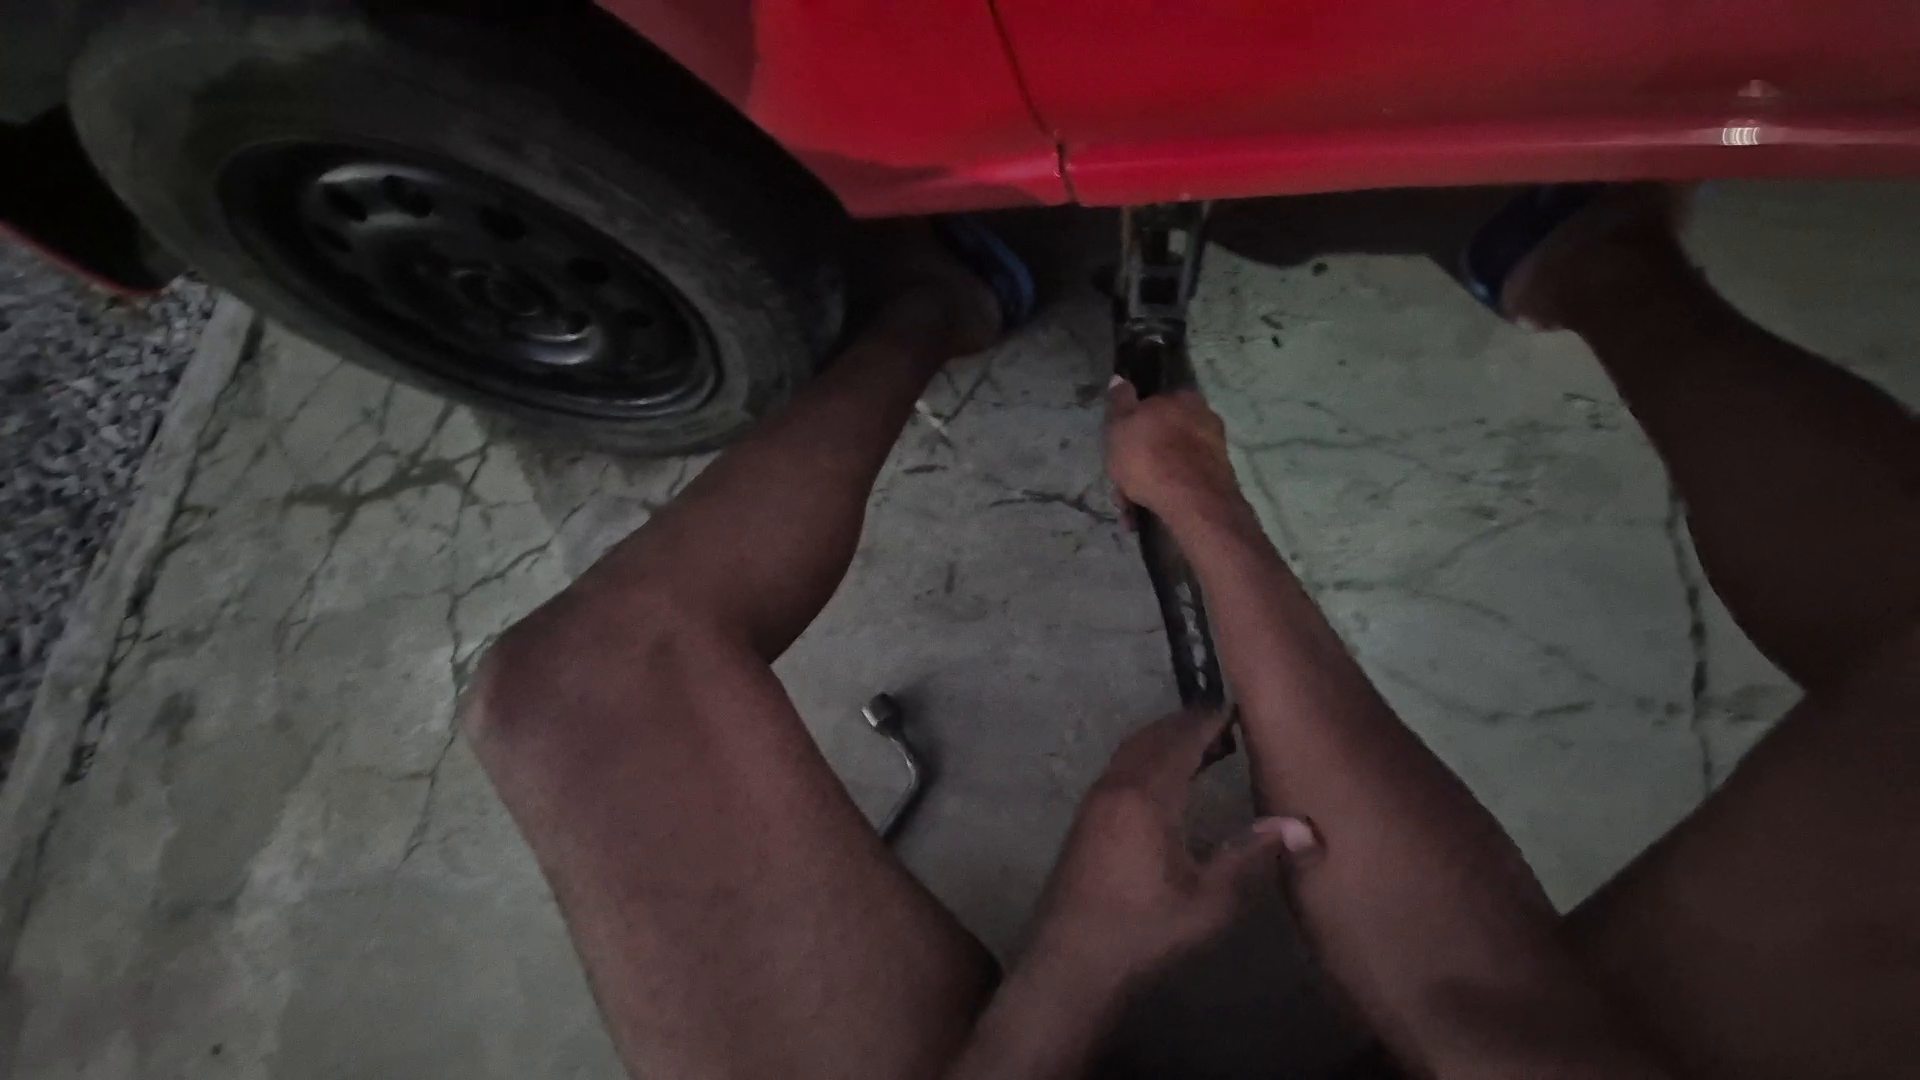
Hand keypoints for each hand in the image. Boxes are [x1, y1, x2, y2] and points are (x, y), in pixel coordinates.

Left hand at [1031, 709, 1317, 981]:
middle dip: (1187, 725)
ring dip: (1164, 739)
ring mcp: (1096, 798)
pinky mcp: (1087, 814)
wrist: (1073, 956)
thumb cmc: (1145, 929)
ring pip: (1132, 749)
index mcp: (1145, 797)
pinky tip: (1165, 778)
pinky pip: (1121, 766)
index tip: (1234, 709)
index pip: (1179, 741)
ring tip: (1203, 747)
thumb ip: (1251, 856)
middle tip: (1225, 725)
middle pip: (1153, 737)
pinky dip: (1146, 755)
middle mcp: (1116, 785)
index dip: (1207, 722)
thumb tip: (1302, 827)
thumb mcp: (1208, 902)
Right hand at [1105, 379, 1244, 520]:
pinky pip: (1182, 482)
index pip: (1152, 406)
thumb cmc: (1149, 457)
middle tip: (1122, 485)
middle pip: (1162, 438)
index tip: (1119, 450)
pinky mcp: (1216, 477)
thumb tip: (1119, 379)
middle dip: (1140, 461)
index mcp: (1181, 398)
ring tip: (1131, 508)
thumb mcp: (1120, 426)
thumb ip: (1119, 403)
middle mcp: (1203, 417)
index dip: (1132, 429)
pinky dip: (1165, 493)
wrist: (1191, 499)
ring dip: (1149, 482)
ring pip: (1170, 463)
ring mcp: (1213, 449)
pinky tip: (1148, 511)